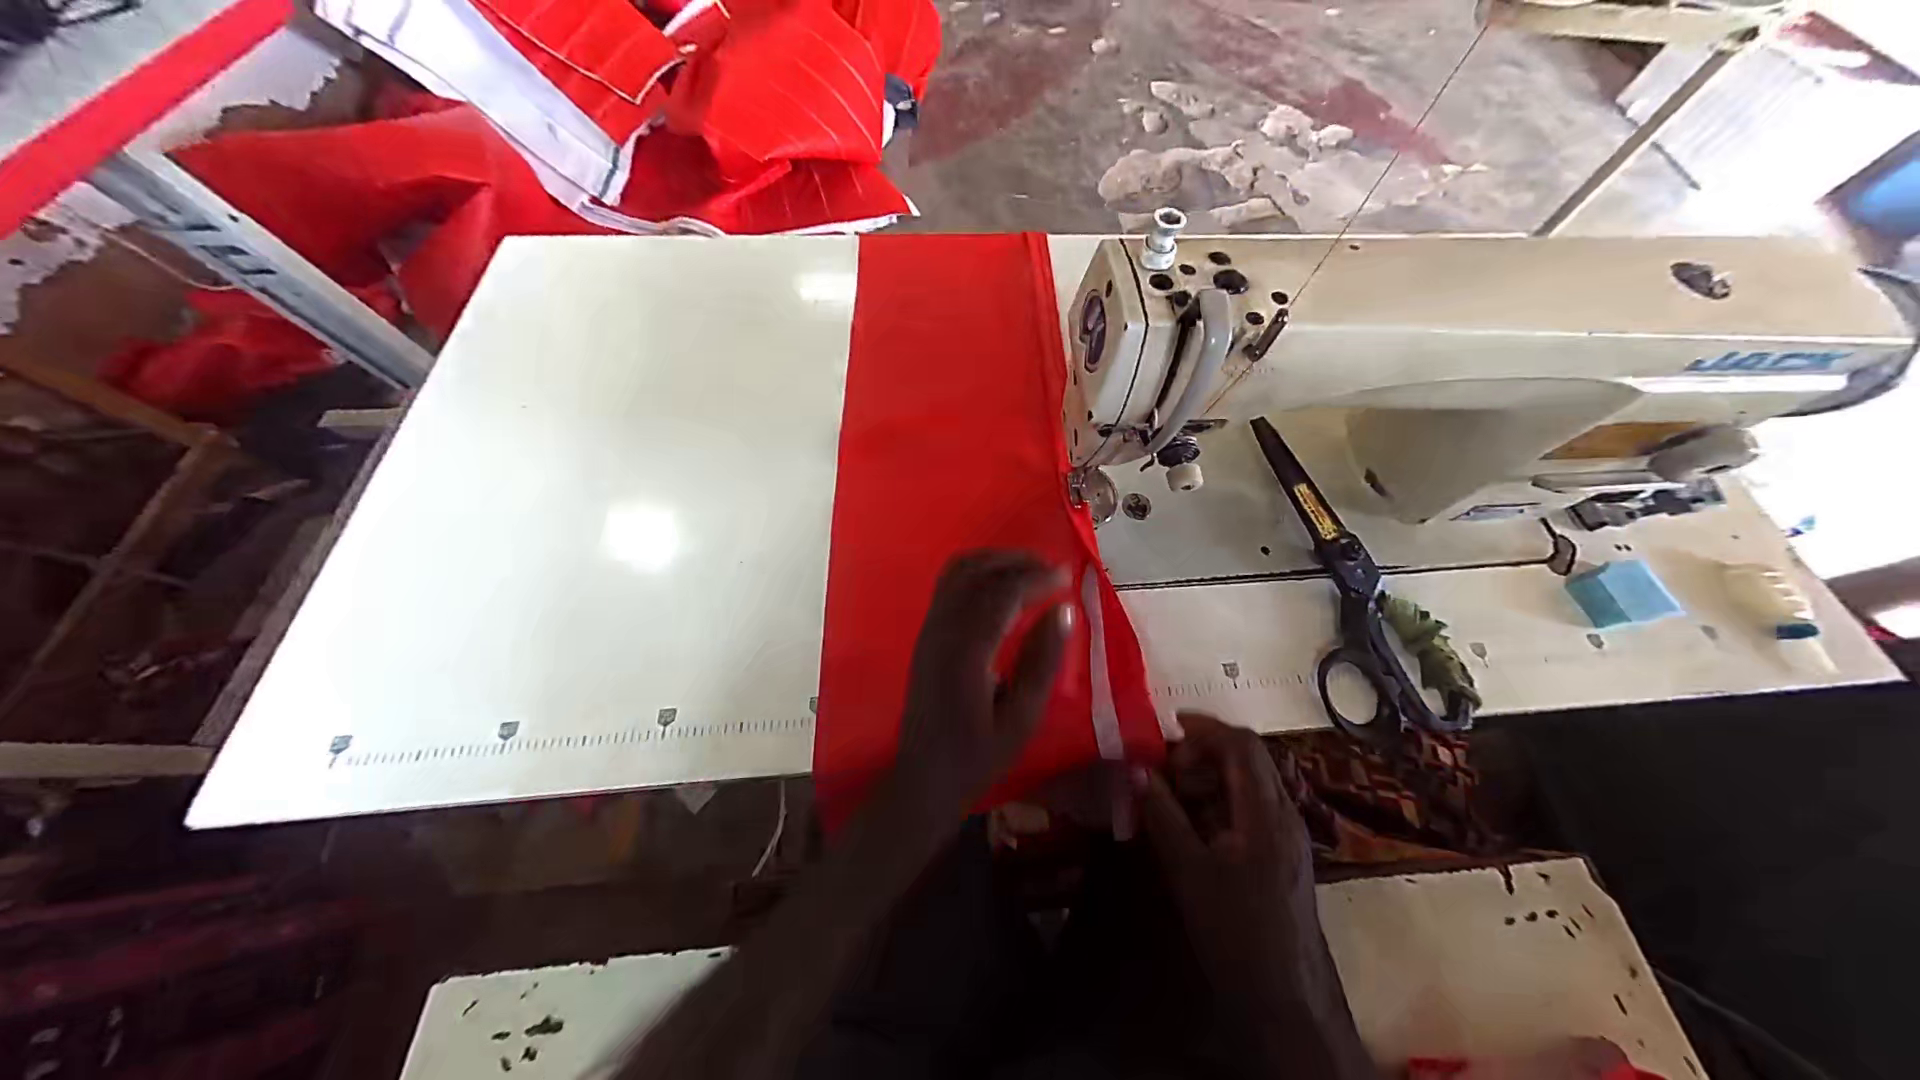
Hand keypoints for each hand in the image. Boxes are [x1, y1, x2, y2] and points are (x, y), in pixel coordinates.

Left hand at [884, 550, 1071, 829]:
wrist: (924, 776)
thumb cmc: (977, 755)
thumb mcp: (1021, 718)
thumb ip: (1042, 661)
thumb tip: (1064, 610)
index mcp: (965, 650)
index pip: (1002, 593)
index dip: (1036, 577)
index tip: (1068, 576)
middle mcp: (941, 629)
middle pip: (975, 571)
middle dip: (1015, 561)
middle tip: (1052, 569)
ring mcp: (929, 629)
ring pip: (957, 573)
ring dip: (995, 562)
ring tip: (1031, 572)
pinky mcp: (926, 635)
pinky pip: (949, 587)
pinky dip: (979, 575)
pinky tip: (1002, 590)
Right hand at [1137, 713, 1369, 1078]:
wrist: (1287, 1002)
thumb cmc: (1236, 932)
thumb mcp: (1188, 870)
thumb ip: (1162, 814)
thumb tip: (1136, 769)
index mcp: (1266, 813)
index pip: (1241, 745)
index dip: (1203, 728)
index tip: (1163, 732)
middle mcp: (1284, 815)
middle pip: (1247, 759)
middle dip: (1200, 754)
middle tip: (1161, 770)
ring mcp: (1286, 836)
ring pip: (1247, 784)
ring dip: (1207, 779)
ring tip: (1169, 799)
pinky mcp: (1281, 856)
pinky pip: (1248, 810)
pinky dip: (1217, 804)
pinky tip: (1190, 829)